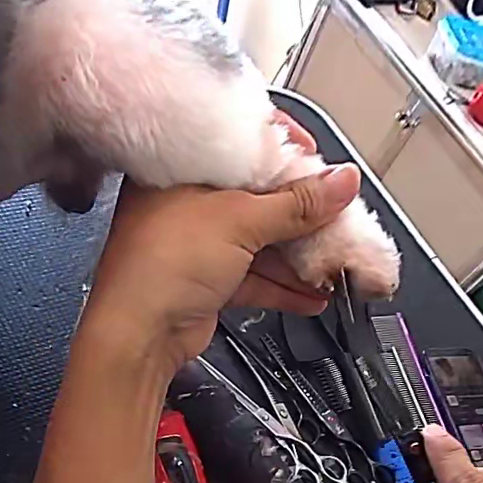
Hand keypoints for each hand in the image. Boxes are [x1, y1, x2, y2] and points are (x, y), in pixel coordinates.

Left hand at [81, 161, 361, 370]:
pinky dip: (285, 288)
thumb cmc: (162, 265)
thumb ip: (296, 205)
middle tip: (338, 223)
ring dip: (300, 260)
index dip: (290, 157)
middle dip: (303, 218)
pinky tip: (313, 296)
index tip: (324, 172)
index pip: (248, 148)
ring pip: (262, 245)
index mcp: (187, 168)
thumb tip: (341, 183)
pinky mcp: (211, 282)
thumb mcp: (239, 221)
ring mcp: (201, 245)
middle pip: (262, 201)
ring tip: (334, 266)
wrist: (140, 333)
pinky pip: (256, 278)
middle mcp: (191, 202)